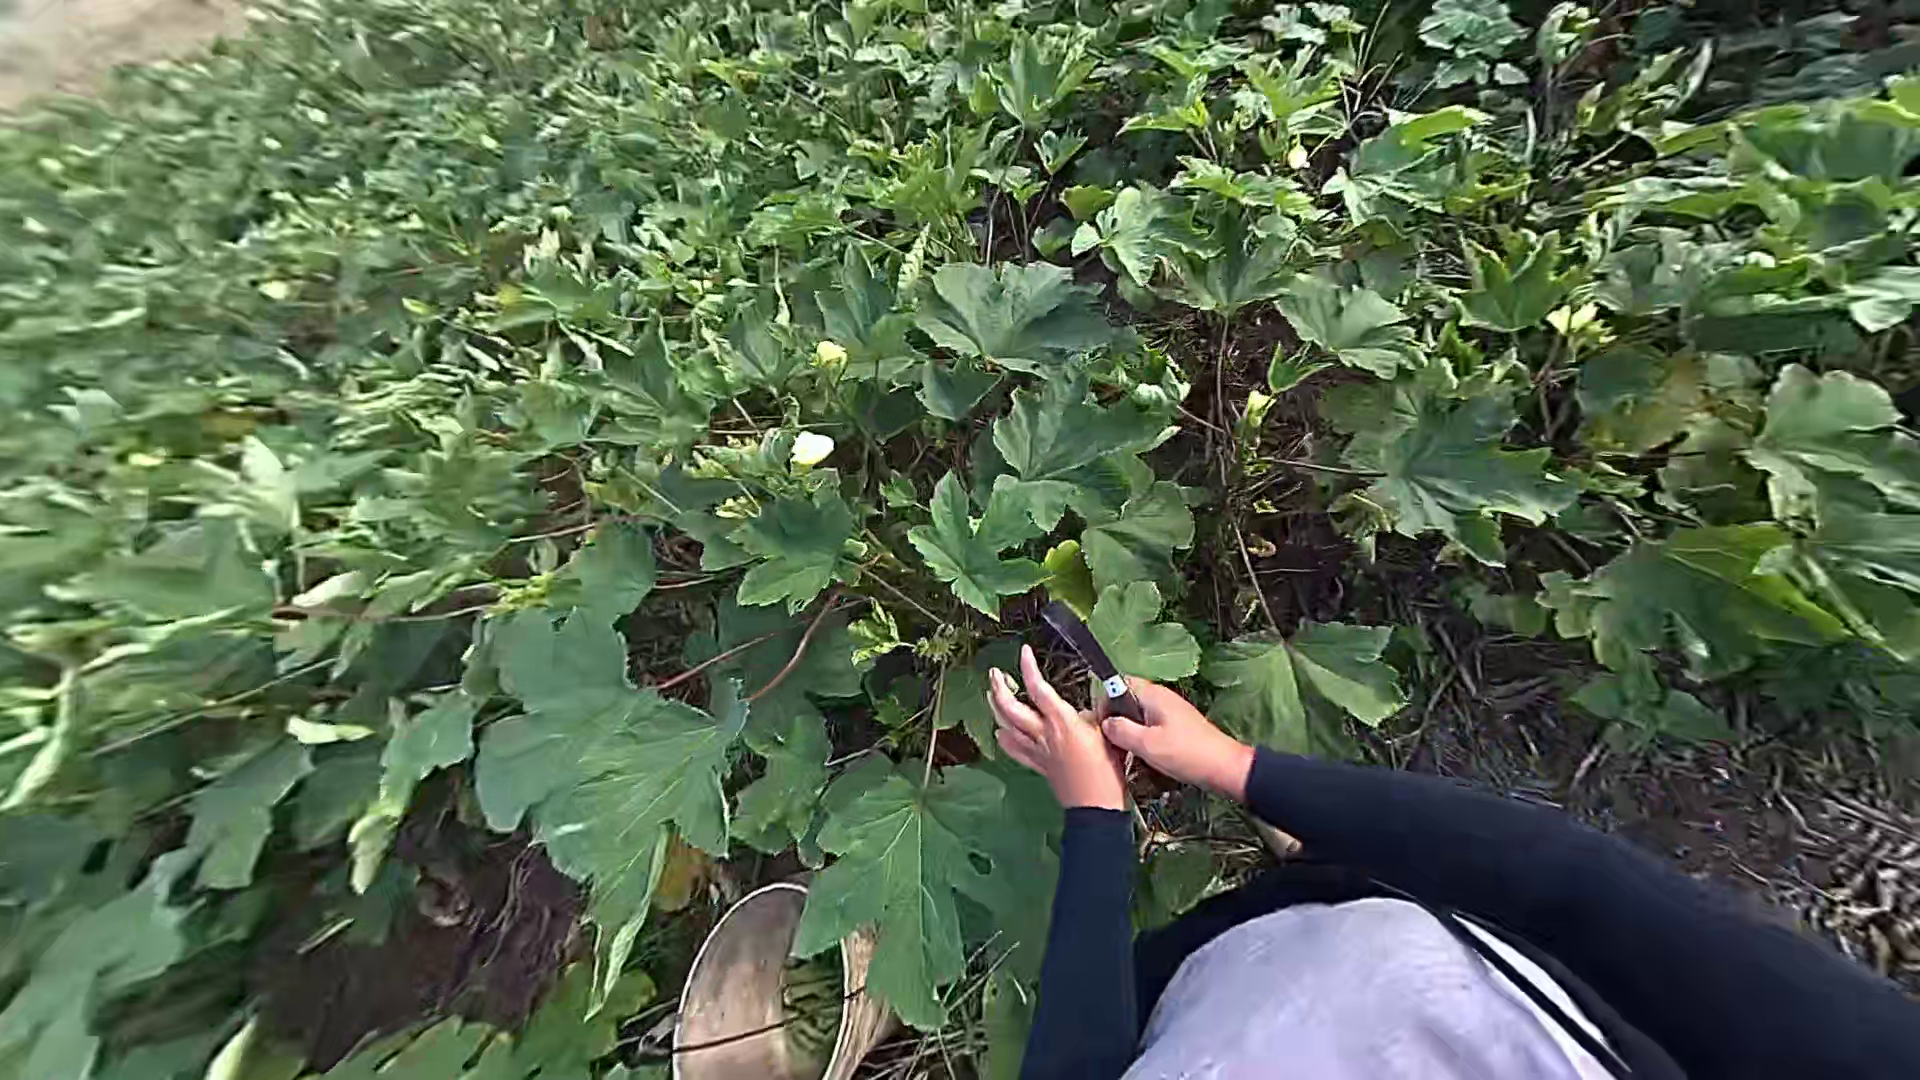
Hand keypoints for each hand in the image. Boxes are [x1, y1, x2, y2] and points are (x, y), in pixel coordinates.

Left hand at [987, 645, 1126, 809]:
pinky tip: (1000, 732)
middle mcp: (1044, 734)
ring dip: (996, 708)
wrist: (1097, 808)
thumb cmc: (1107, 770)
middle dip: (999, 688)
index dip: (1028, 667)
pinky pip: (1014, 750)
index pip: (1038, 688)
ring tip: (992, 693)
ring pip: (1007, 726)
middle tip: (995, 673)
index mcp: (1062, 722)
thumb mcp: (1108, 733)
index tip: (1024, 652)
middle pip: (1011, 708)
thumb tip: (1096, 699)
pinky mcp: (1037, 765)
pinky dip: (1004, 738)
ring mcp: (1037, 751)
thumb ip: (1097, 712)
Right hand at [1099, 678, 1254, 802]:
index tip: (1102, 725)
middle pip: (1126, 698)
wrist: (1225, 768)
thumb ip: (1121, 730)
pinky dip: (1141, 734)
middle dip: (1115, 717)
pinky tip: (1143, 752)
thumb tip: (1105, 723)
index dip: (1104, 701)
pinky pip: (1149, 722)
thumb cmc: (1186, 754)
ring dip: (1128, 728)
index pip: (1118, 682)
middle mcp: (1160, 696)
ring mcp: (1170, 709)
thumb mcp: (1147, 745)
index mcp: (1152, 694)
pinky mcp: (1177, 723)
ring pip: (1137, 712)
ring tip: (1126, 750)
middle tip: (1112, 741)